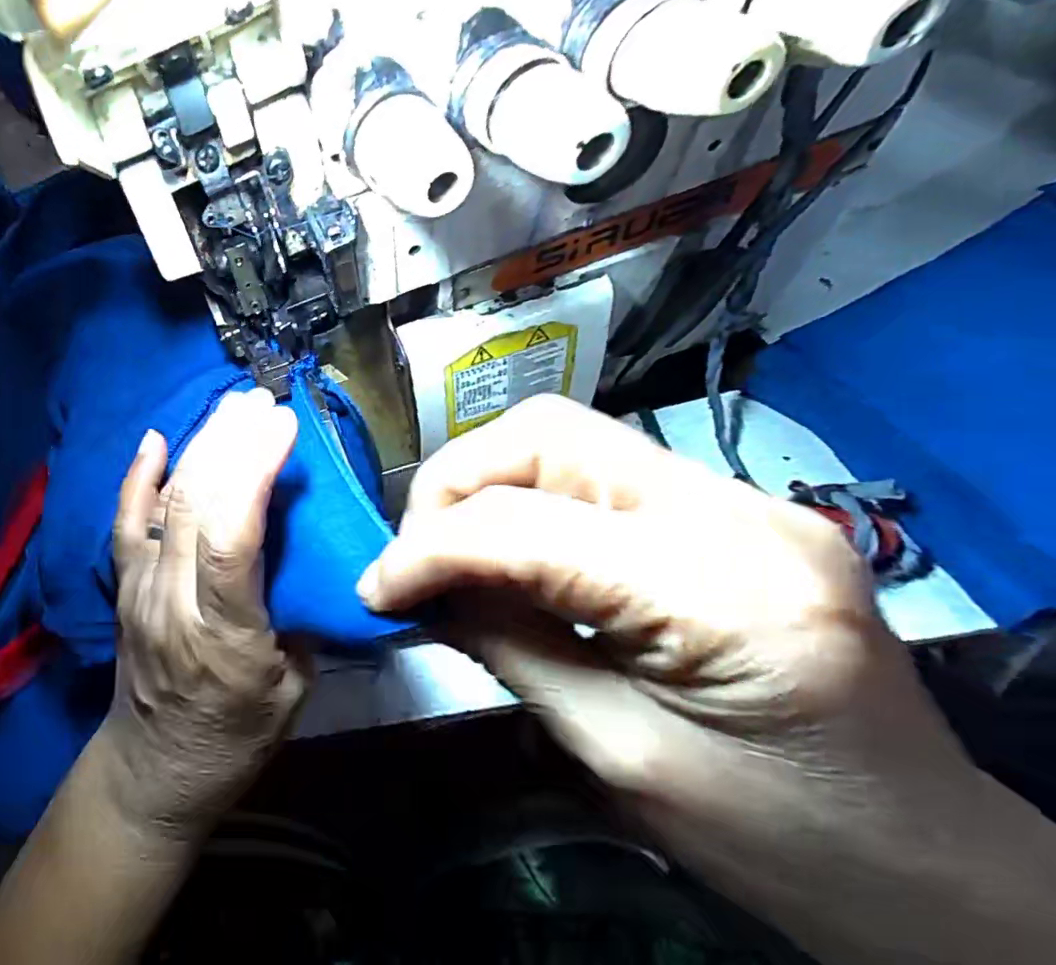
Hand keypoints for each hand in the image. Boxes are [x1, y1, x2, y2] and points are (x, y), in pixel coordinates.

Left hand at [97, 388, 313, 841]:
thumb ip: (299, 615)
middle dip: (228, 444)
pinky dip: (138, 476)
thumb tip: (312, 548)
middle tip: (260, 400)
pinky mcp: (122, 584)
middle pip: (193, 506)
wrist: (155, 765)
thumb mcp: (293, 690)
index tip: (281, 426)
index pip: (229, 540)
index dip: (251, 475)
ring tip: (230, 407)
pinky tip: (156, 438)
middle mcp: (171, 601)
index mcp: (223, 635)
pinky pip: (125, 521)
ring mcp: (138, 588)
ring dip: (198, 448)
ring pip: (163, 504)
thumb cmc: (234, 737)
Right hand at [358, 396, 1055, 964]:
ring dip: (480, 486)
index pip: (520, 526)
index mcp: (725, 591)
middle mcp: (738, 513)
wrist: (927, 864)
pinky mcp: (724, 508)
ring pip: (557, 435)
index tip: (373, 593)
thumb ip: (507, 646)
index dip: (422, 553)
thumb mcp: (614, 752)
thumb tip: (417, 590)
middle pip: (540, 435)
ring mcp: (739, 499)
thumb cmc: (778, 838)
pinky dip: (521, 498)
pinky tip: (507, 553)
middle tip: (414, 562)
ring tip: (452, 555)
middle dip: (448, 490)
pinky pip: (589, 469)